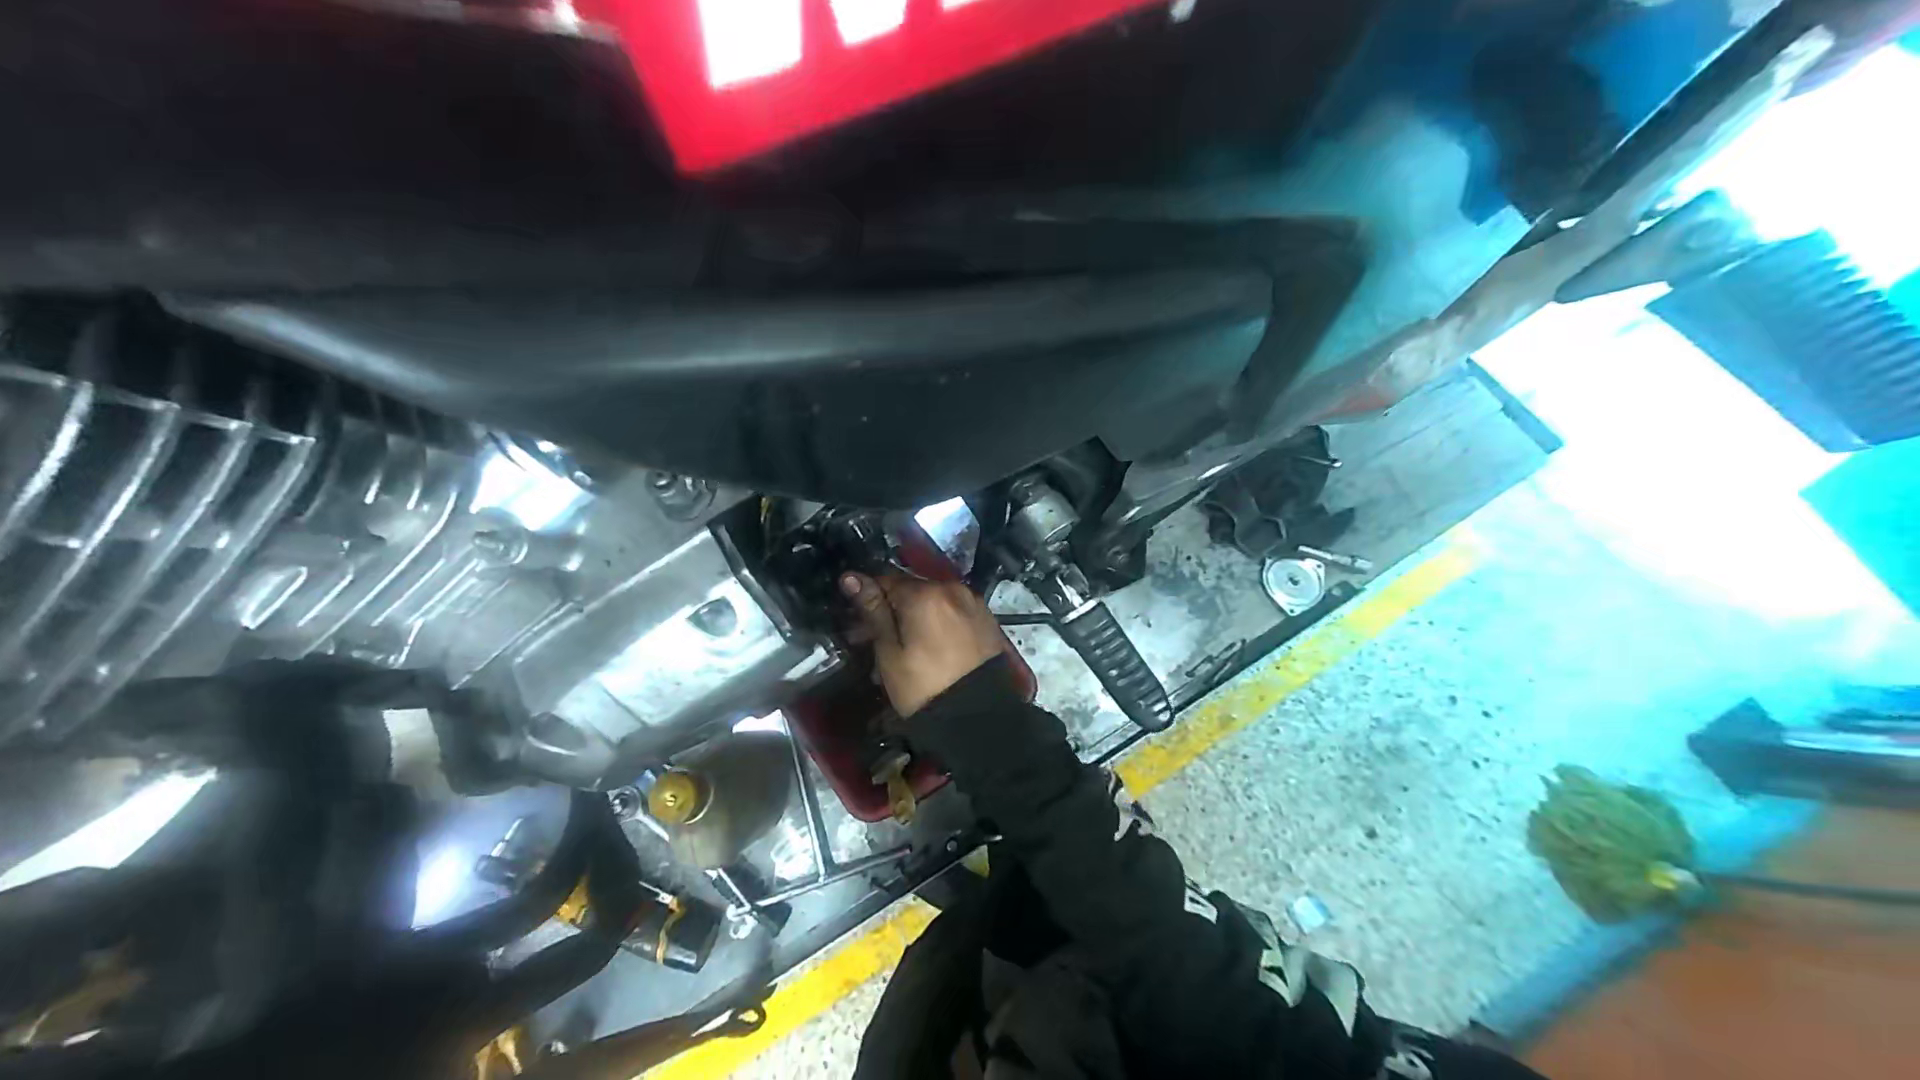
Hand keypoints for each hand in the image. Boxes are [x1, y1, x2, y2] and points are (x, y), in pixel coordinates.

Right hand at [841, 572, 1004, 715]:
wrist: (977, 717)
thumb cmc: (924, 686)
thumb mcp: (890, 652)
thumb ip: (873, 611)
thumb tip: (850, 577)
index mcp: (925, 593)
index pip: (886, 580)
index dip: (868, 600)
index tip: (859, 624)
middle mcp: (952, 588)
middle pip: (912, 590)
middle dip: (893, 610)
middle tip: (875, 641)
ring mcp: (973, 603)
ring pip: (934, 602)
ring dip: (916, 618)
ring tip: (903, 651)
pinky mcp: (986, 620)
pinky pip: (954, 613)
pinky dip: (939, 624)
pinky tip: (930, 649)